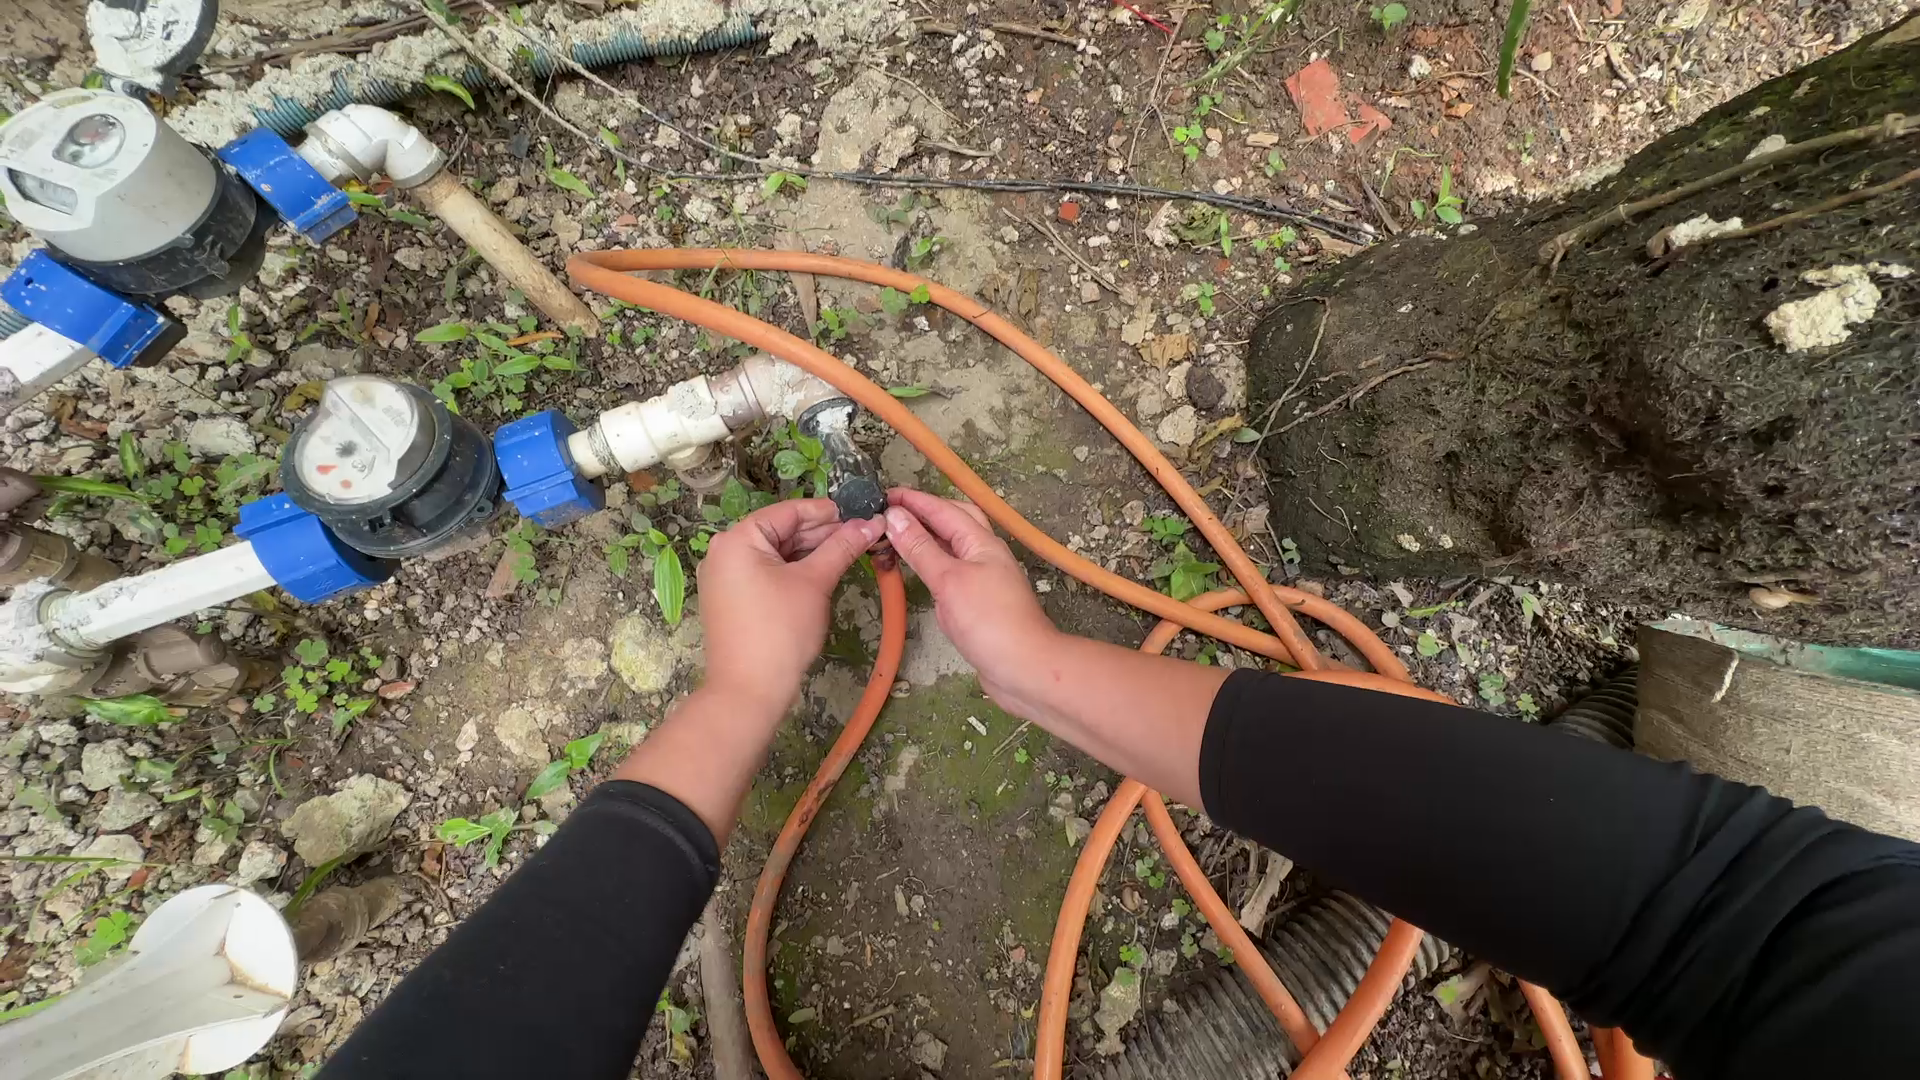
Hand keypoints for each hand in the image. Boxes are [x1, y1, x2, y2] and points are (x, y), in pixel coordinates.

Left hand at [697, 498, 884, 712]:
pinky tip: (825, 571)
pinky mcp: (734, 598)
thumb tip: (872, 523)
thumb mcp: (815, 582)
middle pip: (782, 531)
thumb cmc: (780, 631)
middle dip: (822, 533)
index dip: (827, 512)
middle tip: (862, 535)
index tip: (860, 514)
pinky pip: (768, 572)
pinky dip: (795, 570)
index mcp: (737, 540)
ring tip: (850, 552)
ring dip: (812, 552)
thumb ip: (842, 547)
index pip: (788, 511)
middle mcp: (725, 552)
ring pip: (777, 553)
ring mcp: (726, 577)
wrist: (749, 691)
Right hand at [882, 489, 1059, 707]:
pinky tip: (919, 572)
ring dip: (927, 538)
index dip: (913, 500)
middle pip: (954, 521)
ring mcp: (984, 578)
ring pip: (952, 547)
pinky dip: (932, 564)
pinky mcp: (979, 601)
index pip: (943, 510)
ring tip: (898, 537)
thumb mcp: (948, 580)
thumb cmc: (988, 621)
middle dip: (924, 512)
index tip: (882, 495)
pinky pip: (951, 571)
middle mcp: (985, 554)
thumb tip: (895, 516)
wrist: (1023, 667)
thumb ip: (920, 549)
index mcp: (981, 542)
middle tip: (892, 513)